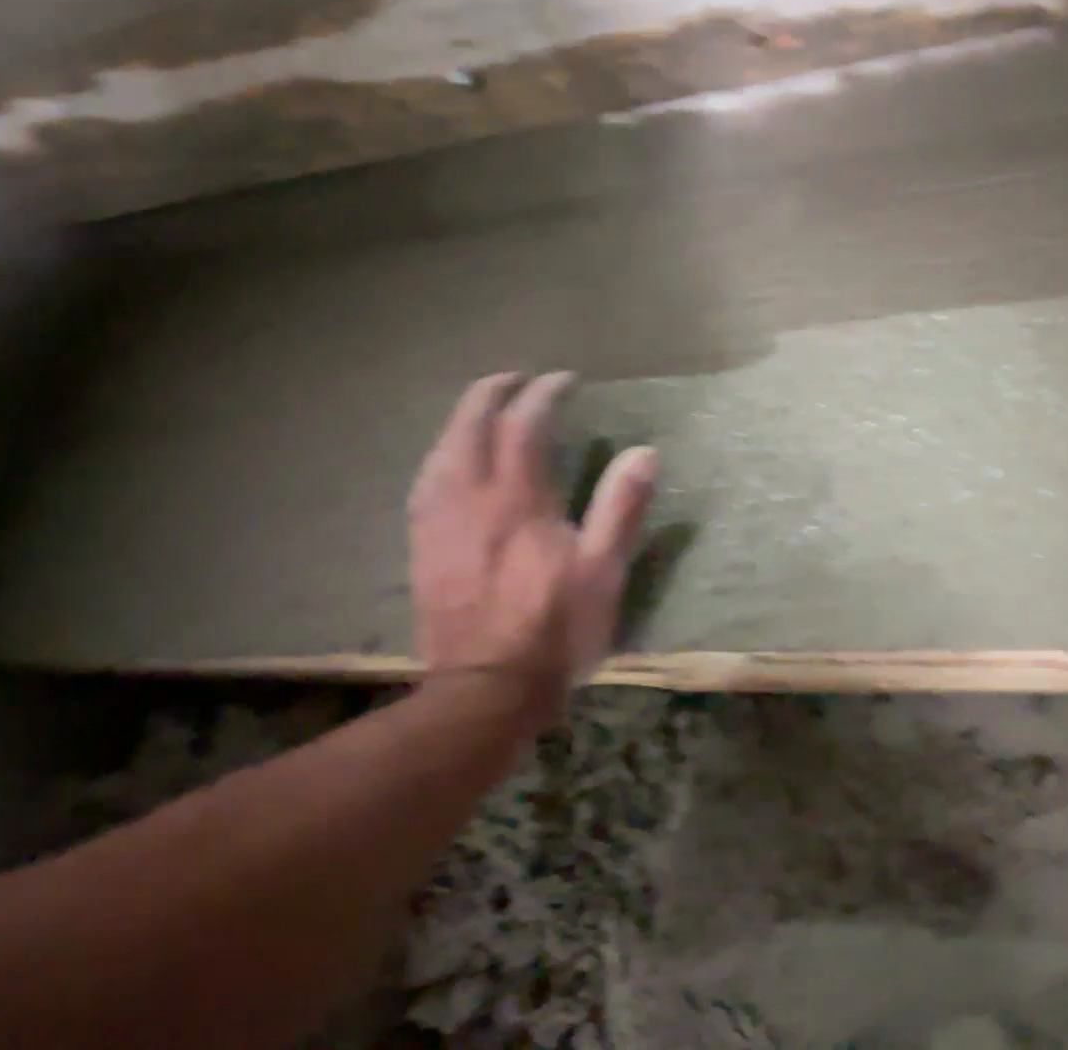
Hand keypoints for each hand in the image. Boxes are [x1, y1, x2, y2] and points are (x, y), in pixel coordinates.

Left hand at [408, 371, 656, 698]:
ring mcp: (439, 523)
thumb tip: (644, 453)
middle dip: (493, 393)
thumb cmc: (555, 630)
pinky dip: (440, 457)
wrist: (487, 687)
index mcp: (518, 502)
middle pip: (470, 425)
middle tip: (517, 380)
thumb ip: (621, 508)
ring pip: (441, 451)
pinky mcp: (423, 547)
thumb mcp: (603, 572)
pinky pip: (424, 484)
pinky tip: (447, 462)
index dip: (545, 394)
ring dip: (462, 420)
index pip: (525, 426)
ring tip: (483, 411)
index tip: (565, 381)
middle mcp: (470, 500)